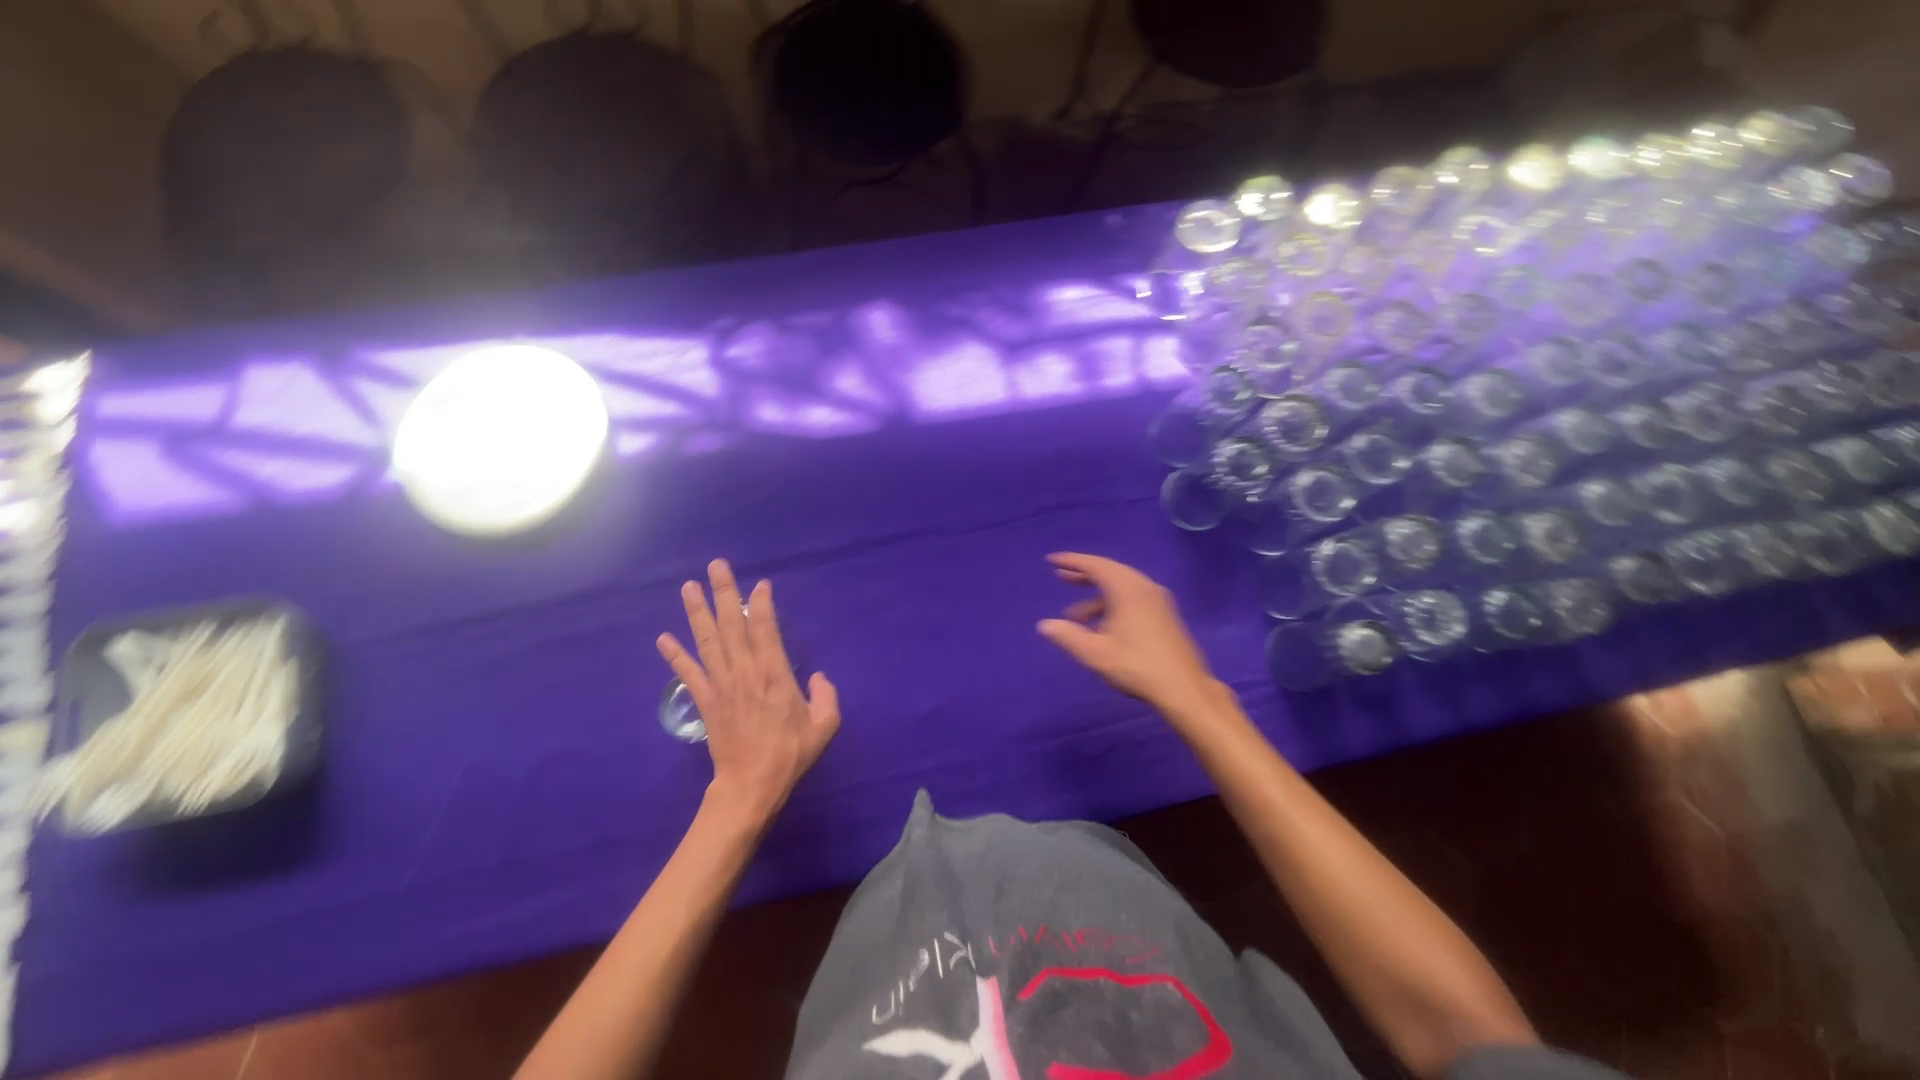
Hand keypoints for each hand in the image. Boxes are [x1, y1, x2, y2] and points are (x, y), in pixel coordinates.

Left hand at [657, 560, 839, 826]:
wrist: (752, 784)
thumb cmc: (791, 754)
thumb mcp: (825, 726)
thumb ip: (826, 696)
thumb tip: (820, 677)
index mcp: (775, 673)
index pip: (765, 629)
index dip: (762, 604)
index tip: (760, 584)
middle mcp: (745, 671)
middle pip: (732, 625)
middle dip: (724, 593)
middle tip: (717, 565)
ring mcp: (722, 685)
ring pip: (708, 641)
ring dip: (697, 612)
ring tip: (688, 587)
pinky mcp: (706, 702)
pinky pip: (688, 673)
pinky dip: (675, 655)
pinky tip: (663, 638)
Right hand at [1036, 553, 1222, 714]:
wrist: (1184, 688)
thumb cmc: (1137, 666)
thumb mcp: (1096, 654)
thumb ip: (1068, 637)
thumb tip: (1044, 625)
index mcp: (1128, 590)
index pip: (1096, 566)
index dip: (1072, 562)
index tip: (1052, 561)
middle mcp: (1145, 588)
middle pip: (1110, 572)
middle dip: (1084, 576)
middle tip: (1061, 578)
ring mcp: (1159, 601)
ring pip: (1122, 588)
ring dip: (1097, 598)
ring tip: (1074, 618)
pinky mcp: (1165, 616)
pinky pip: (1133, 599)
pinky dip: (1112, 605)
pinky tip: (1102, 629)